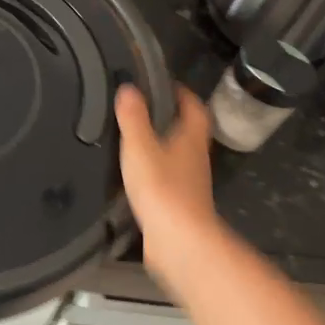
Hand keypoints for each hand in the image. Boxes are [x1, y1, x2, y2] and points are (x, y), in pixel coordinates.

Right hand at [115, 84, 223, 267]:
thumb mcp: (140, 147)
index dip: (183, 93)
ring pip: (177, 155)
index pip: (194, 108)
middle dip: (170, 119)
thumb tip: (129, 88)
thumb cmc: (162, 188)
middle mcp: (195, 158)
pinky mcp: (179, 204)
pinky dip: (154, 171)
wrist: (179, 240)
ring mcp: (189, 183)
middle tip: (144, 110)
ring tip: (134, 139)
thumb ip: (133, 118)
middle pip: (188, 131)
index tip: (164, 84)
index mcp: (190, 139)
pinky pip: (167, 178)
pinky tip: (135, 174)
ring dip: (162, 146)